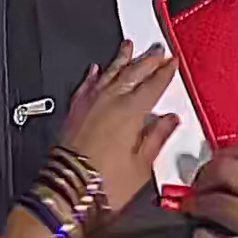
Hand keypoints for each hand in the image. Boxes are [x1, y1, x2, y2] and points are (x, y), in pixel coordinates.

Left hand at [57, 42, 180, 216]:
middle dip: (148, 59)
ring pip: (111, 72)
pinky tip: (96, 68)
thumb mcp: (141, 167)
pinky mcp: (75, 109)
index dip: (165, 72)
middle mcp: (112, 100)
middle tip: (157, 50)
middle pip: (134, 72)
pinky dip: (93, 74)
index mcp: (132, 112)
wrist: (66, 191)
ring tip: (128, 46)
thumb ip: (157, 138)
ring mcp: (92, 102)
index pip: (154, 84)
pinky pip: (87, 84)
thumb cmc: (104, 184)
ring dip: (122, 58)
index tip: (171, 62)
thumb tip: (170, 121)